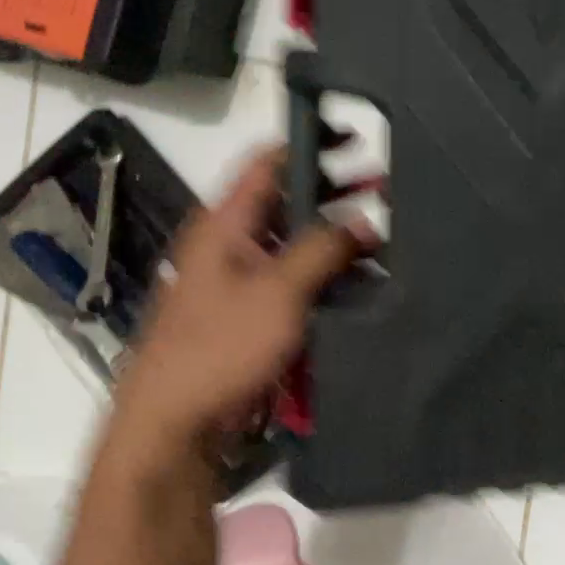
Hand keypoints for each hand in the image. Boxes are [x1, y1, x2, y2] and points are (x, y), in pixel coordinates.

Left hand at [112, 148, 369, 448]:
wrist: (176, 424)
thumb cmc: (218, 348)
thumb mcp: (277, 291)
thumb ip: (324, 249)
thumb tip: (367, 220)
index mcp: (224, 227)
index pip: (267, 164)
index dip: (309, 145)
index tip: (358, 140)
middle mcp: (233, 246)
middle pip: (289, 203)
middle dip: (337, 194)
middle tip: (389, 192)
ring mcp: (244, 281)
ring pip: (299, 244)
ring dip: (339, 239)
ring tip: (388, 239)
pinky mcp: (257, 315)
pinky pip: (301, 281)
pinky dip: (331, 275)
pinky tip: (366, 283)